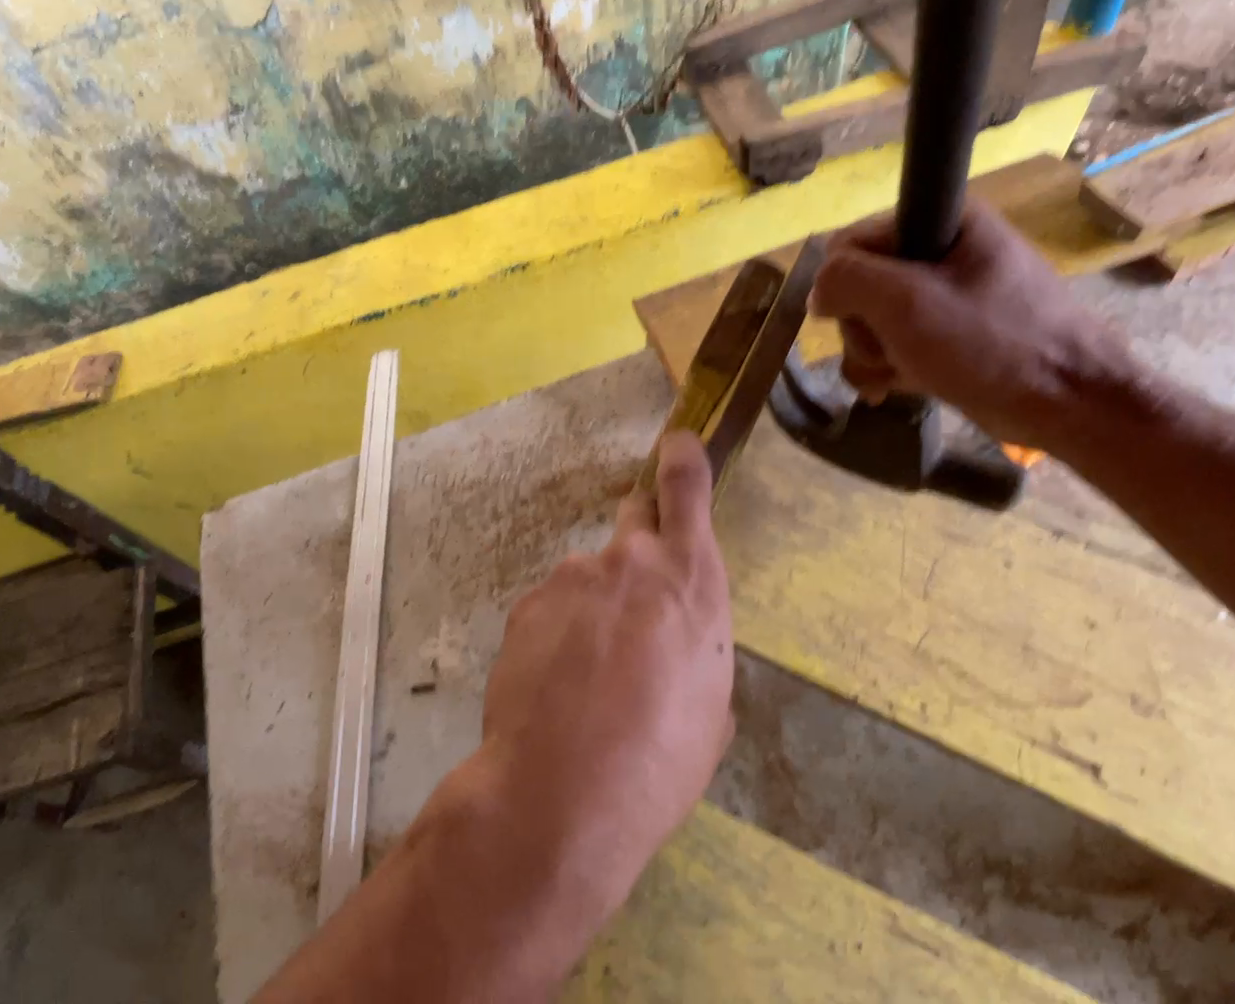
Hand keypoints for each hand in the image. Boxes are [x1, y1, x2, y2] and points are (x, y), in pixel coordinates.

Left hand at [477, 431, 734, 911]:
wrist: (562, 791)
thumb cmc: (661, 759)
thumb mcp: (709, 710)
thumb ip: (695, 655)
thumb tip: (675, 654)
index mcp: (691, 582)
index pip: (686, 490)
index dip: (681, 459)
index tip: (675, 443)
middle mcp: (630, 562)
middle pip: (633, 517)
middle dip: (638, 543)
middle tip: (632, 598)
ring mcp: (571, 579)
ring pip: (586, 576)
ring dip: (591, 606)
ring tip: (582, 677)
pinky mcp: (525, 605)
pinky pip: (549, 609)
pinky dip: (553, 635)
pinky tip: (551, 687)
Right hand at [809, 200, 1141, 448]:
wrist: (1067, 403)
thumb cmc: (992, 343)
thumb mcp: (908, 302)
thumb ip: (846, 280)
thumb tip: (816, 291)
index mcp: (942, 221)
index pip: (852, 242)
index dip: (845, 283)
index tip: (865, 316)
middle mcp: (940, 252)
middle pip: (857, 286)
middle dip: (863, 328)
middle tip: (892, 351)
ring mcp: (943, 298)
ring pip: (869, 322)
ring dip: (873, 355)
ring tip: (903, 374)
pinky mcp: (946, 336)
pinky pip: (892, 345)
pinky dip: (888, 369)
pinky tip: (900, 387)